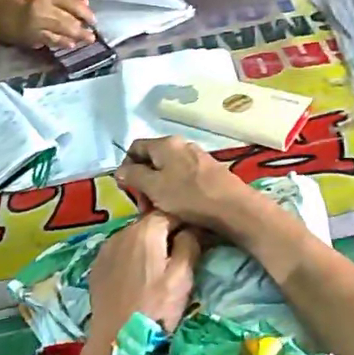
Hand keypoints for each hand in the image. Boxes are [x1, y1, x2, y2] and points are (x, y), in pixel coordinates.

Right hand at [20, 0, 96, 49]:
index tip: (93, 20)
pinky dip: (62, 42)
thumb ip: (68, 1)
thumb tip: (87, 4)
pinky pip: (50, 39)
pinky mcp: (33, 35)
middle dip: (81, 28)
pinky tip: (71, 45)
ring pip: (59, 29)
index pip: (68, 1)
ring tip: (87, 40)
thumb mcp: (50, 0)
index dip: (83, 11)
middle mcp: (42, 8)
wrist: (12, 18)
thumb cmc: (37, 8)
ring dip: (75, 35)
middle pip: (65, 18)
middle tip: (92, 36)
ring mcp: (37, 23)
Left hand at [82, 211, 203, 354]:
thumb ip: (190, 245)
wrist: (115, 340)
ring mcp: (105, 249)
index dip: (187, 224)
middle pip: (150, 224)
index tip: (198, 240)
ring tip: (158, 270)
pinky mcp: (97, 266)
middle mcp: (121, 232)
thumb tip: (192, 228)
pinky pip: (119, 253)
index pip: (171, 213)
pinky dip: (131, 258)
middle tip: (180, 257)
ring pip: (133, 238)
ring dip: (147, 247)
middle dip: (166, 235)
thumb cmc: (154, 308)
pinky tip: (137, 278)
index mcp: (145, 230)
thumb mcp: (182, 277)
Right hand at [116, 136, 257, 234]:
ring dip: (157, 190)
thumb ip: (133, 175)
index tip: (127, 189)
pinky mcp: (209, 172)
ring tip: (159, 211)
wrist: (233, 208)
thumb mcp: (153, 187)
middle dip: (142, 182)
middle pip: (151, 160)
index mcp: (165, 144)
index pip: (135, 148)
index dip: (126, 167)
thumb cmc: (189, 196)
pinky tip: (177, 209)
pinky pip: (182, 178)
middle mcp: (181, 145)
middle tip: (143, 206)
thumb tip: (119, 170)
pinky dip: (174, 191)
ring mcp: (197, 158)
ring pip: (167, 171)